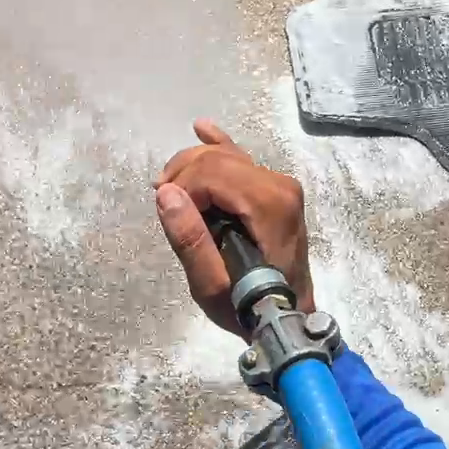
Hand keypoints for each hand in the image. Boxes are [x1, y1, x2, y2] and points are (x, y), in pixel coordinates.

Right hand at [155, 119, 312, 337]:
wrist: (285, 318)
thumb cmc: (249, 306)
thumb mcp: (212, 286)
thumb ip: (191, 240)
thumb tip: (166, 194)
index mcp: (269, 205)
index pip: (211, 173)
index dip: (181, 189)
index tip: (168, 216)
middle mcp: (279, 186)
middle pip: (217, 159)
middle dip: (182, 176)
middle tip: (163, 204)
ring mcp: (280, 186)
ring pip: (225, 156)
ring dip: (191, 167)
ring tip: (168, 189)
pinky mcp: (275, 191)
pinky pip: (242, 158)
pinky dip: (218, 145)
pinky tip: (202, 129)